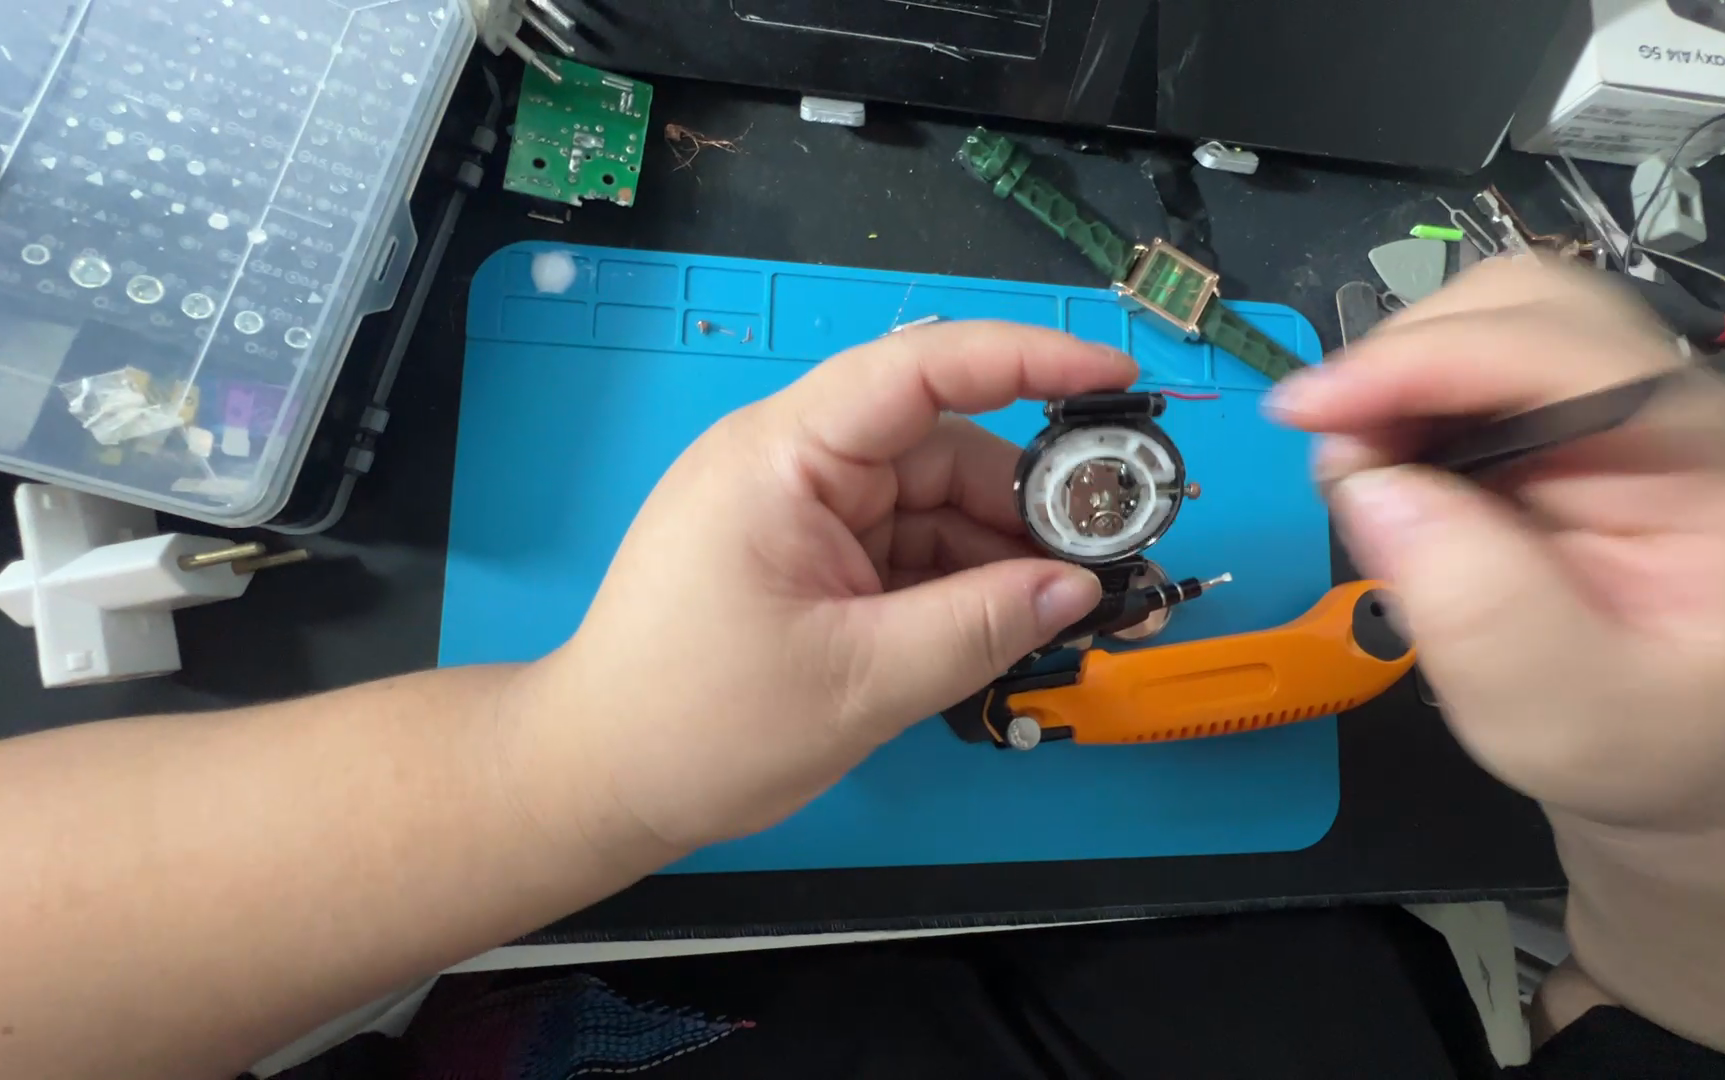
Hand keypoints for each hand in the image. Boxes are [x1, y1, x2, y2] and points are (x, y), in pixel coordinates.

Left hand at [513, 322, 1134, 851]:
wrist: (604, 780)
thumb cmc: (705, 726)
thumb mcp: (858, 680)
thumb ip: (980, 627)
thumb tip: (1079, 587)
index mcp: (786, 456)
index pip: (917, 370)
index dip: (1026, 359)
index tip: (1115, 377)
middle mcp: (802, 465)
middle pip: (944, 452)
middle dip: (1033, 502)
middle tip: (1120, 553)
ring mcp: (813, 513)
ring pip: (940, 509)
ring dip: (1008, 554)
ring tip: (1084, 604)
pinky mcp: (823, 559)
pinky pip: (916, 553)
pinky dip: (970, 584)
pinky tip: (1021, 620)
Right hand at [1267, 260, 1724, 828]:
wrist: (1664, 753)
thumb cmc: (1630, 739)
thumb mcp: (1557, 703)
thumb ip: (1473, 599)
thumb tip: (1365, 480)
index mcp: (1706, 460)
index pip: (1558, 352)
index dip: (1419, 364)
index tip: (1301, 412)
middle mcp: (1657, 408)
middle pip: (1518, 303)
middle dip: (1401, 360)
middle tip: (1336, 451)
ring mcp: (1596, 412)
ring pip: (1473, 325)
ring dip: (1386, 383)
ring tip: (1357, 473)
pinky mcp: (1538, 430)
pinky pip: (1446, 378)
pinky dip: (1387, 408)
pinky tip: (1379, 472)